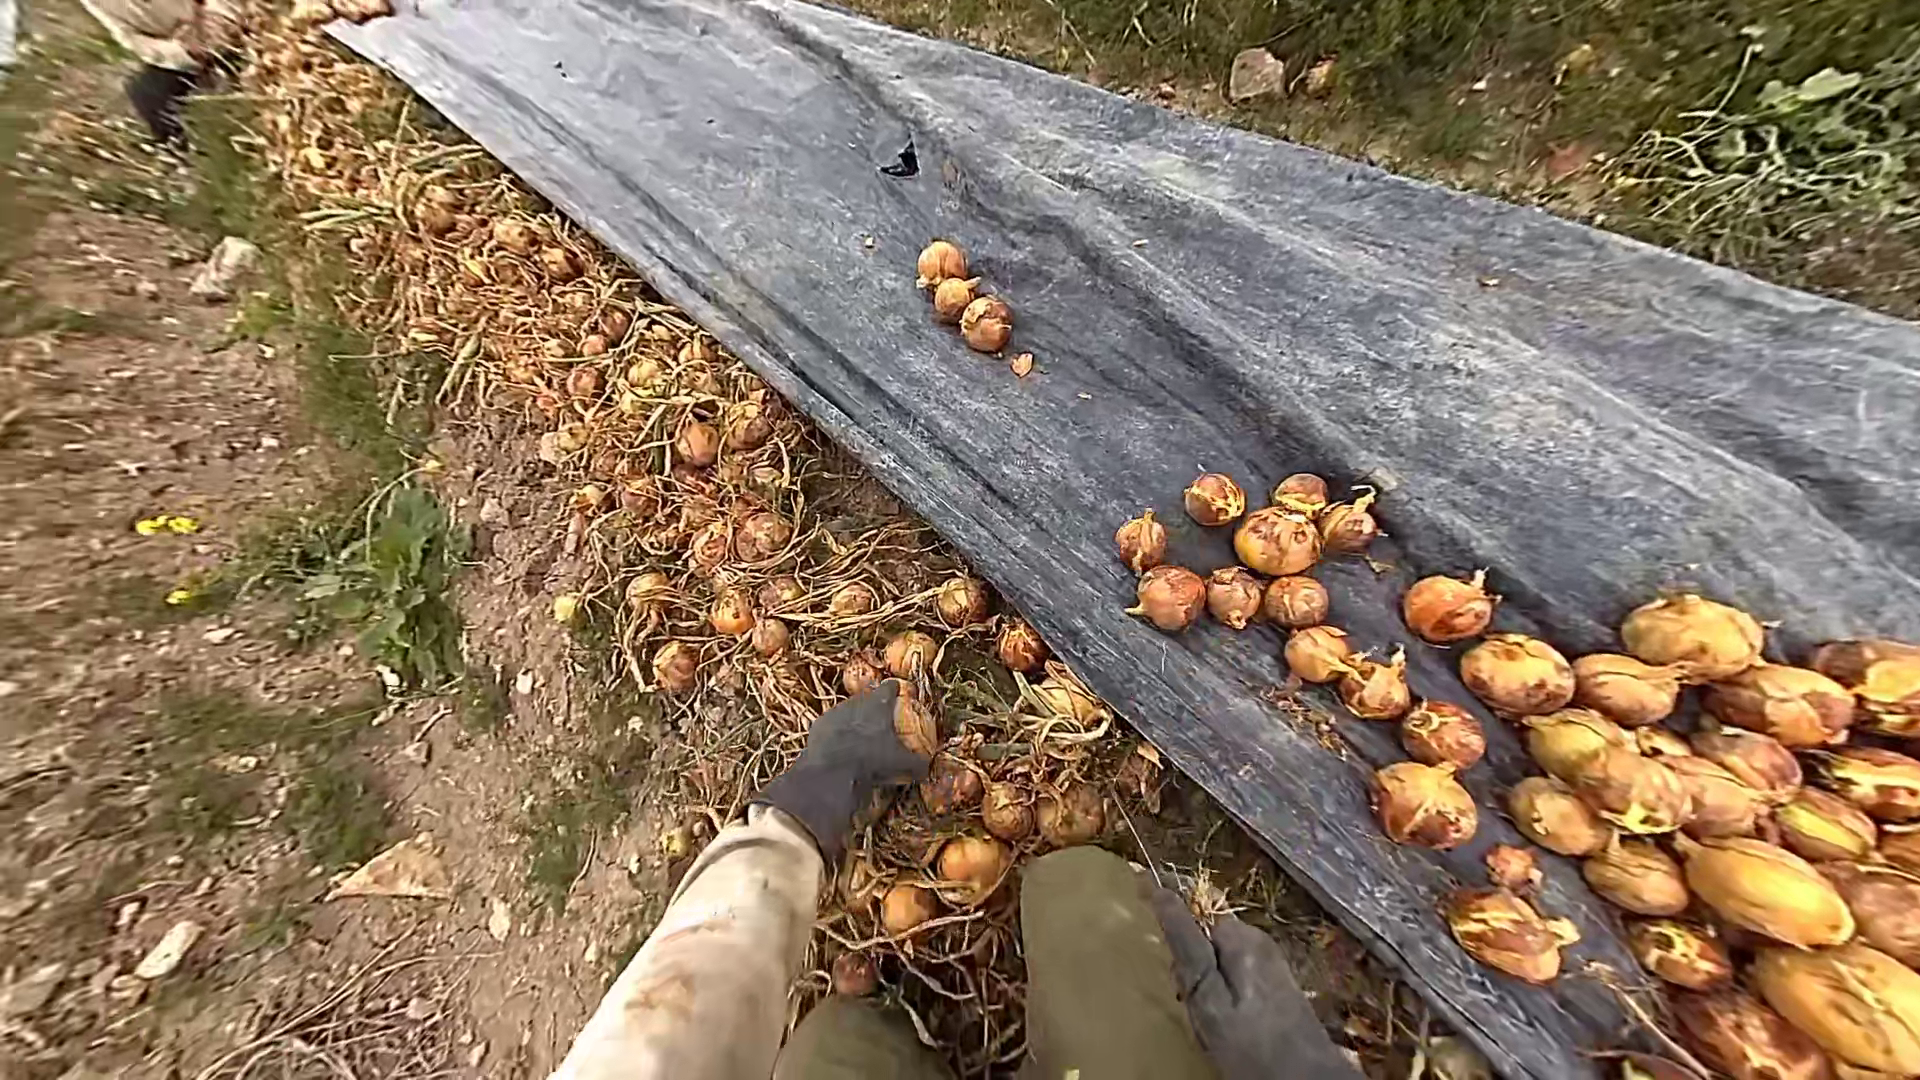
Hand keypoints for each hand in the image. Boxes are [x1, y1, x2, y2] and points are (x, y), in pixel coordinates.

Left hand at [753, 680, 932, 862]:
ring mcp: (835, 712)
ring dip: (853, 719)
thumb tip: (928, 768)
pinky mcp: (818, 726)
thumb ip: (917, 763)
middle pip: (867, 697)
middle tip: (880, 718)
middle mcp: (857, 701)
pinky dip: (836, 733)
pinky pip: (831, 726)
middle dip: (873, 705)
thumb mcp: (902, 764)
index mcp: (879, 703)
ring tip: (859, 735)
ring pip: (847, 710)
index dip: (895, 689)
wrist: (832, 771)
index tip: (898, 691)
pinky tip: (840, 747)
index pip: (890, 687)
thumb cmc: (872, 760)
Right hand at [1149, 888, 1363, 1079]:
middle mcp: (1259, 941)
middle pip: (1207, 939)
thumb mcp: (1207, 996)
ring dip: (1210, 990)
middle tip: (1194, 1009)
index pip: (1193, 912)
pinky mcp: (1283, 992)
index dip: (1176, 939)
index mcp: (1240, 935)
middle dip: (1194, 969)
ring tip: (1213, 1028)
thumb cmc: (1254, 1048)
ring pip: (1223, 963)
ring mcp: (1274, 966)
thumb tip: (1160, 891)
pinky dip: (1230, 1002)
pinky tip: (1234, 1033)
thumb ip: (1185, 942)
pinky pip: (1241, 982)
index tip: (1175, 975)